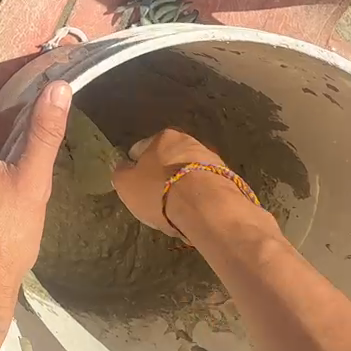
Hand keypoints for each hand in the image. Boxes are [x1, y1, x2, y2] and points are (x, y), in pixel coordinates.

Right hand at [114, 128, 272, 241]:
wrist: (207, 208)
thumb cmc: (159, 191)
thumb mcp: (126, 184)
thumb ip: (121, 172)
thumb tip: (123, 166)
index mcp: (163, 137)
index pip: (139, 149)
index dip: (134, 168)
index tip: (134, 186)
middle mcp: (189, 141)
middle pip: (167, 160)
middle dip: (160, 177)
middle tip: (154, 200)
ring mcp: (212, 160)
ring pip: (187, 174)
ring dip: (180, 187)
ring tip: (175, 210)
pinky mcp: (229, 180)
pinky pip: (204, 189)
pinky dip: (198, 198)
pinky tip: (193, 214)